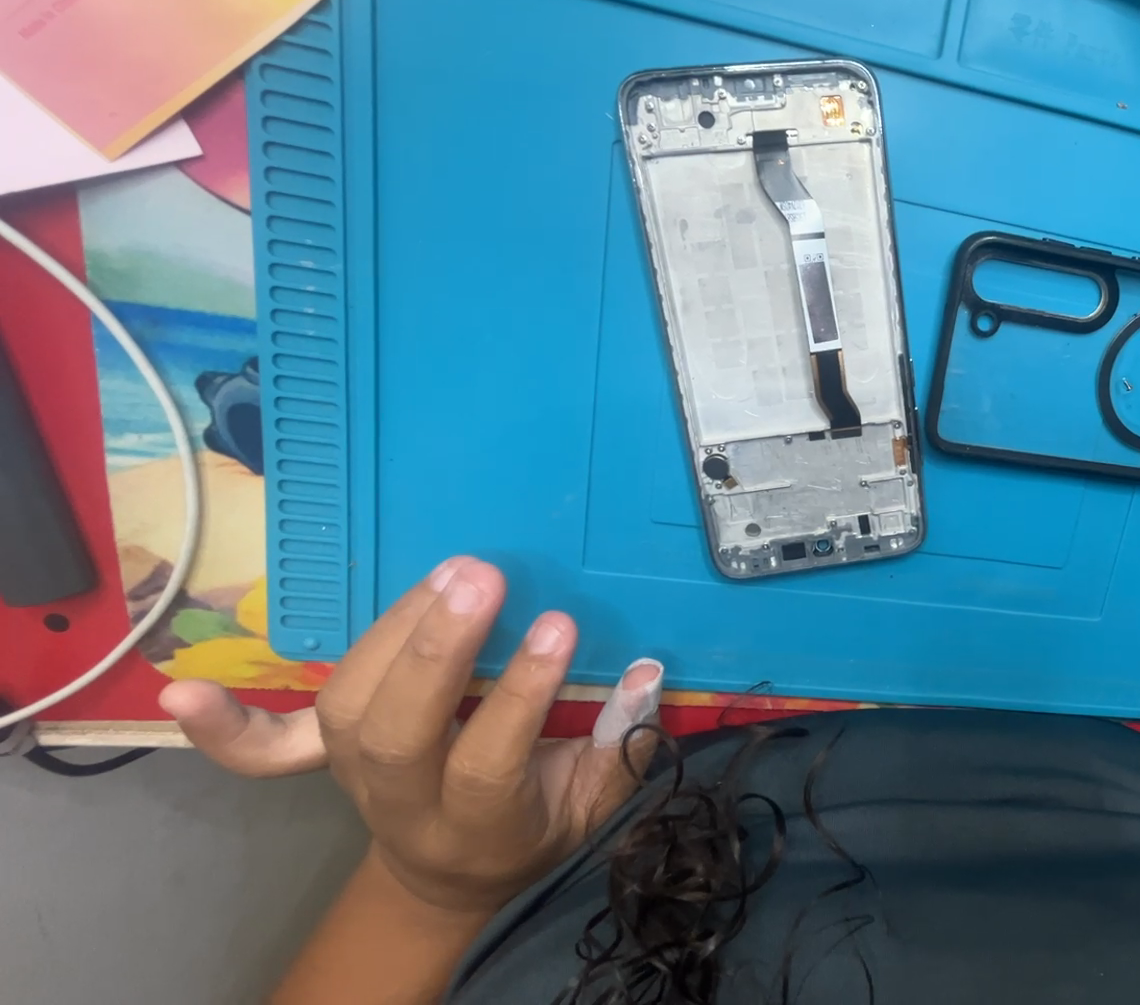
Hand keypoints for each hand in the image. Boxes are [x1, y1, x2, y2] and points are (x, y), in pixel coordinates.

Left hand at [159, 557, 664, 913]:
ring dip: (387, 637)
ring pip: (344, 711)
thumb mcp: (594, 806)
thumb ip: (623, 746)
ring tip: (446, 575)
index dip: (520, 692)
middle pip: (395, 732)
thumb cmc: (533, 831)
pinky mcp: (328, 761)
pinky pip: (266, 751)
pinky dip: (227, 724)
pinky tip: (183, 687)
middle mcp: (403, 802)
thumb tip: (645, 671)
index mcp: (479, 820)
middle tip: (480, 577)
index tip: (557, 625)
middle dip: (436, 652)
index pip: (487, 757)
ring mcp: (354, 779)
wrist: (449, 874)